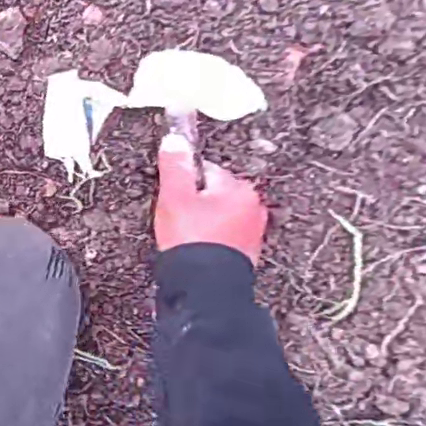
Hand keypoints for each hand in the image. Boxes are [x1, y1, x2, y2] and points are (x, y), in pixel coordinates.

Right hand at [155, 133, 267, 260]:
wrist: (205, 286)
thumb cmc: (192, 240)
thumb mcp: (174, 196)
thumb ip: (175, 165)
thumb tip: (175, 139)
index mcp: (239, 188)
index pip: (206, 170)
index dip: (183, 183)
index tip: (173, 197)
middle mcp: (252, 207)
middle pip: (214, 192)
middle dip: (195, 202)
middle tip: (178, 219)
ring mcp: (252, 230)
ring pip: (219, 214)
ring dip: (203, 221)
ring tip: (186, 236)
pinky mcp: (246, 251)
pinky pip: (224, 234)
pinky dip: (210, 238)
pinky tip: (197, 247)